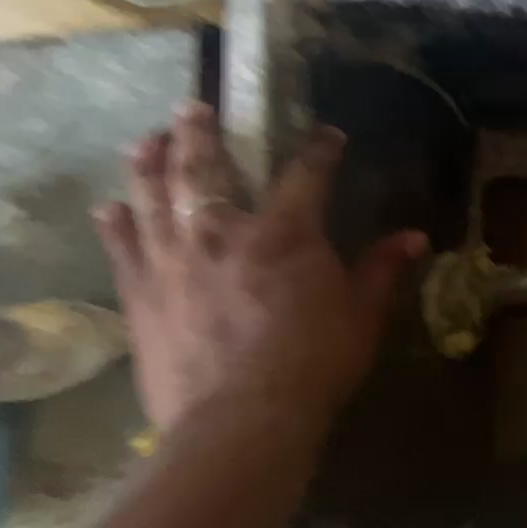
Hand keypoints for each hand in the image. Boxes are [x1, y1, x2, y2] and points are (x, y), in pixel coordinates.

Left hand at [92, 102, 427, 435]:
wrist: (240, 420)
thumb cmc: (315, 361)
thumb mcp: (363, 313)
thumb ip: (382, 268)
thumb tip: (415, 237)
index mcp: (287, 235)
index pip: (306, 174)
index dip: (319, 149)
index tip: (328, 134)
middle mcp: (223, 235)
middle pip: (206, 171)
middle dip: (201, 135)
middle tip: (194, 107)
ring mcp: (173, 263)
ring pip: (155, 199)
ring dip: (150, 164)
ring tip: (146, 139)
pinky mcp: (141, 296)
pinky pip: (123, 249)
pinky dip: (118, 223)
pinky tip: (111, 205)